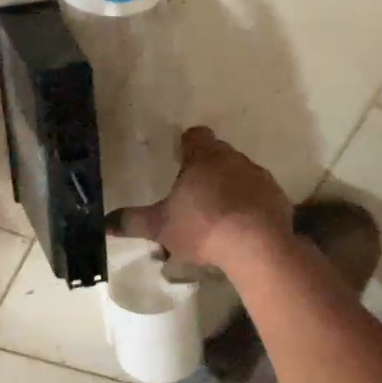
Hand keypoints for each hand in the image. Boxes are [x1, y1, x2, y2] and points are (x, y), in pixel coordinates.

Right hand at [107, 126, 293, 274]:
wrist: (258, 246)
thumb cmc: (203, 227)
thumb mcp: (160, 226)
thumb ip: (132, 221)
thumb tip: (104, 222)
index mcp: (203, 157)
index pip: (195, 136)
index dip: (187, 144)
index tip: (180, 156)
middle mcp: (233, 159)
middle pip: (218, 154)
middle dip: (206, 168)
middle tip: (193, 192)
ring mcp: (259, 177)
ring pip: (241, 174)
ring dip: (230, 187)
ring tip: (218, 214)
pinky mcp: (278, 198)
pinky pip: (259, 195)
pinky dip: (250, 205)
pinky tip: (242, 228)